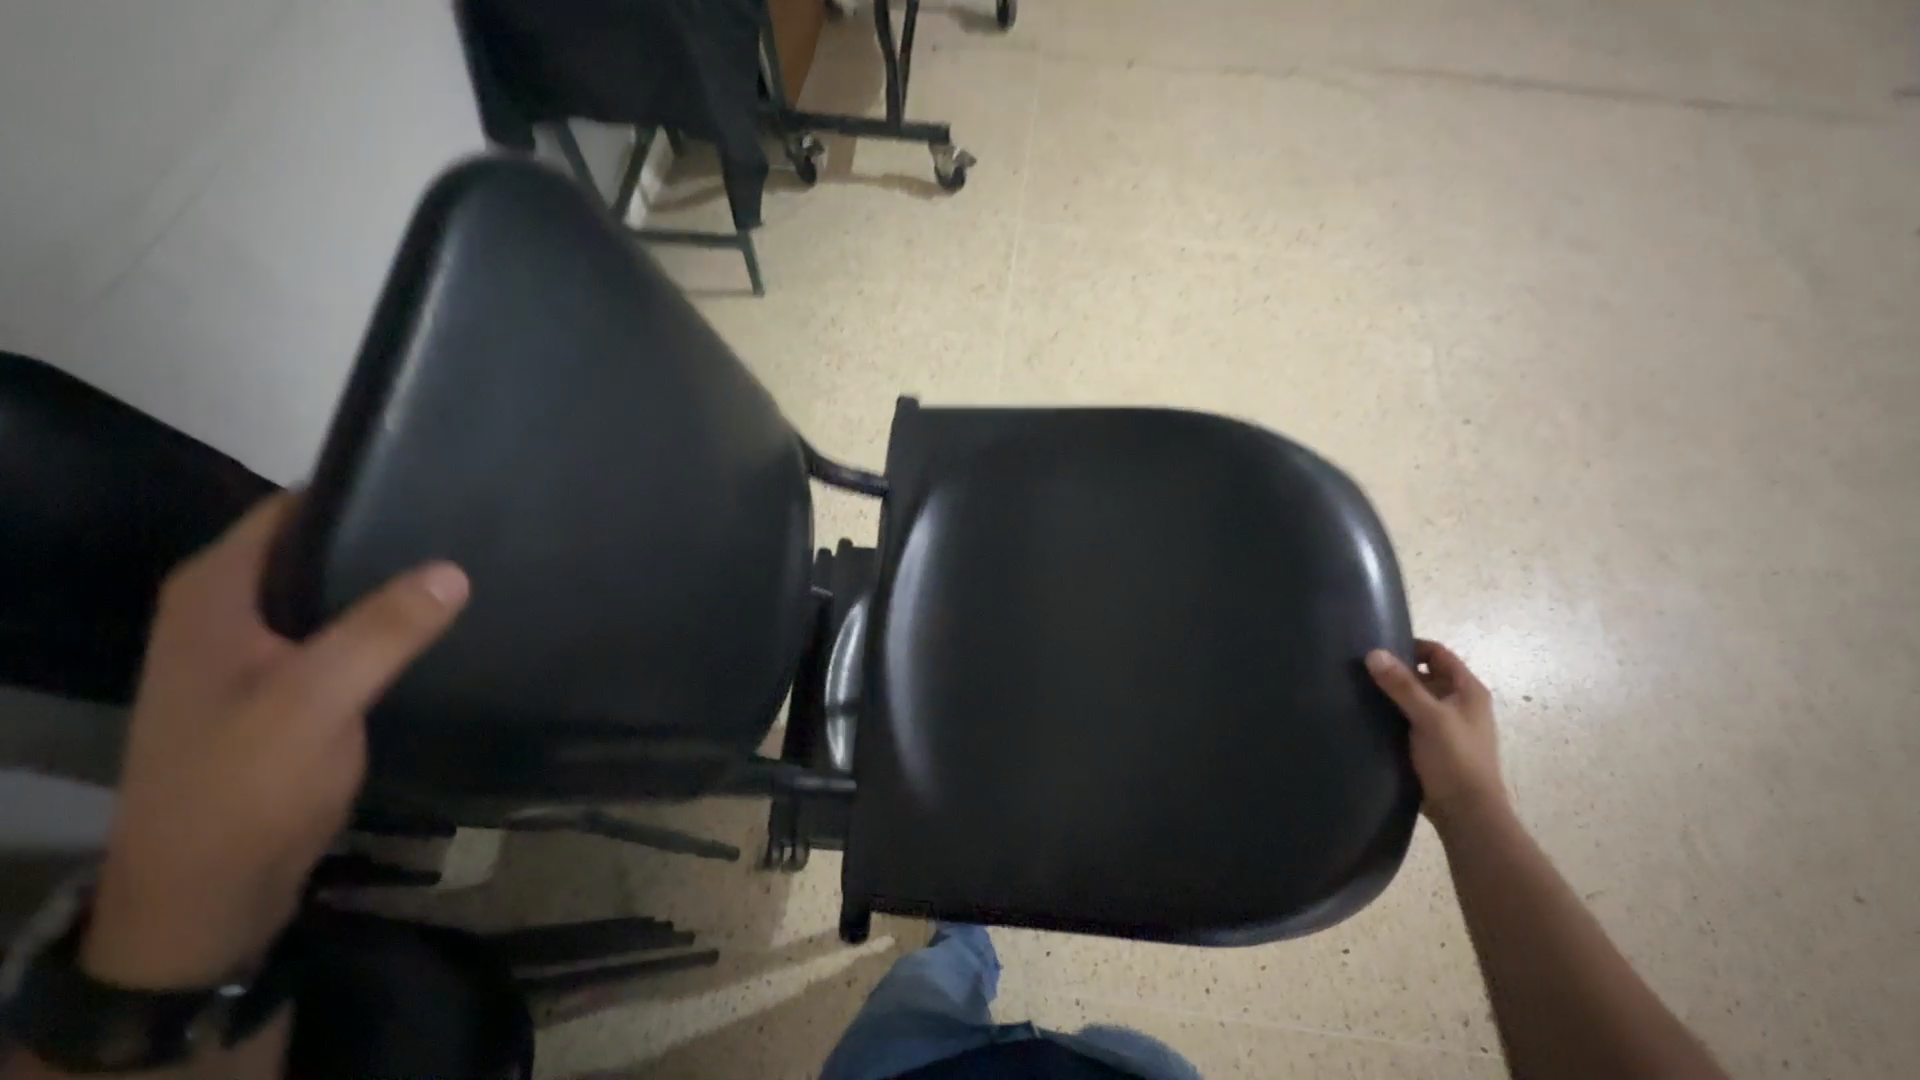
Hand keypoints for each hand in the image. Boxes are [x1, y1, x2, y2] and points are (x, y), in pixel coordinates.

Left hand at [81, 494, 469, 987]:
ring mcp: (258, 652)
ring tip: (468, 566)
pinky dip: (386, 625)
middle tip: (469, 527)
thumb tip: (455, 568)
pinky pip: (343, 634)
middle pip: (316, 547)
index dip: (357, 492)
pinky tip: (438, 625)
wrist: (208, 892)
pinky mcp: (289, 688)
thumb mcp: (314, 700)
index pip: (289, 510)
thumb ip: (383, 630)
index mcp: (215, 594)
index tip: (436, 485)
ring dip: (390, 583)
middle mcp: (230, 611)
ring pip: (334, 592)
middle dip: (386, 537)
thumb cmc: (242, 785)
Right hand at [1366, 640, 1507, 830]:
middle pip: (1424, 675)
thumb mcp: (1429, 717)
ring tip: (1358, 690)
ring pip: (1414, 698)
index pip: (1438, 654)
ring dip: (1392, 694)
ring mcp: (1445, 724)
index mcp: (1468, 691)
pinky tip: (1368, 717)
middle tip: (1360, 669)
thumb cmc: (1455, 759)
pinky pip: (1408, 719)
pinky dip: (1391, 715)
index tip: (1378, 648)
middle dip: (1396, 671)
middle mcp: (1458, 703)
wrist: (1466, 812)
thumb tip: (1373, 653)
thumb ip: (1402, 685)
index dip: (1411, 646)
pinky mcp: (1430, 743)